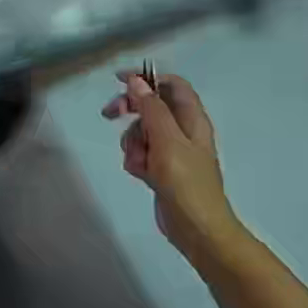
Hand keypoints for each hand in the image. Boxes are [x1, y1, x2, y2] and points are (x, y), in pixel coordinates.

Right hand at [101, 71, 240, 256]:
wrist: (197, 229)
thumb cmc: (186, 183)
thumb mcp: (167, 141)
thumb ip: (151, 109)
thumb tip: (137, 81)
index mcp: (192, 119)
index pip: (172, 85)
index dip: (148, 78)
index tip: (119, 80)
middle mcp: (183, 131)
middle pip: (151, 105)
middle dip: (130, 109)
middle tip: (110, 114)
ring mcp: (172, 150)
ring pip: (141, 130)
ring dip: (132, 141)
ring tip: (138, 161)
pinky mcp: (161, 168)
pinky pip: (140, 152)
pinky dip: (135, 159)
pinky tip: (140, 173)